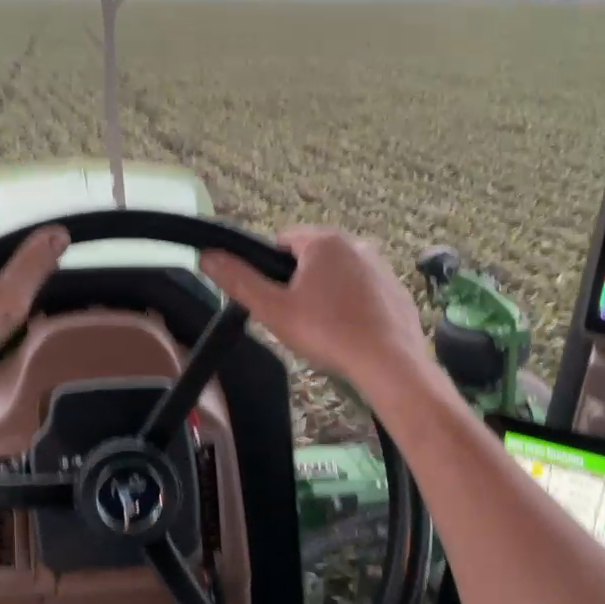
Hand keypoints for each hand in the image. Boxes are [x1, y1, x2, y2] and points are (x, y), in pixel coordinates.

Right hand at [200, 226, 430, 385]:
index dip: (270, 270)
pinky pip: (364, 293)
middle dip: (299, 284)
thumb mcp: (272, 309)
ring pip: (338, 276)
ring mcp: (381, 266)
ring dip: (326, 296)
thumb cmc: (327, 332)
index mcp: (323, 241)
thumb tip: (208, 255)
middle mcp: (356, 243)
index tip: (273, 300)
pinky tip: (350, 335)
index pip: (282, 241)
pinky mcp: (397, 290)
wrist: (389, 362)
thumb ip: (238, 281)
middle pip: (311, 259)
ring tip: (324, 331)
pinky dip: (353, 308)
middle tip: (296, 320)